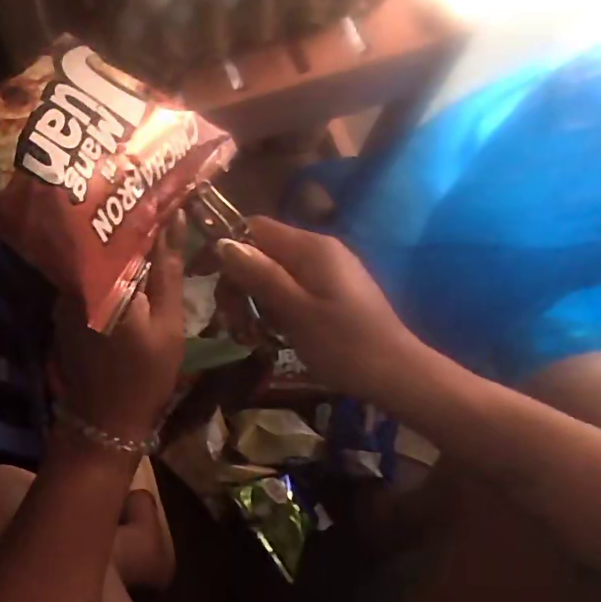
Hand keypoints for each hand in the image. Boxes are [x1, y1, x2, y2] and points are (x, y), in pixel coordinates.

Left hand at [52, 215, 186, 443]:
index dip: (147, 207)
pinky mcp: (62, 311)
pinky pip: (88, 278)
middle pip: (103, 239)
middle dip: (131, 220)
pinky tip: (132, 264)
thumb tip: (171, 221)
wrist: (104, 420)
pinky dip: (108, 268)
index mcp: (103, 283)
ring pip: (95, 257)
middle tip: (162, 201)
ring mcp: (64, 297)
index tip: (169, 187)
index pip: (124, 229)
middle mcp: (75, 283)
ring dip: (119, 244)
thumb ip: (168, 272)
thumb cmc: (144, 376)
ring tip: (151, 224)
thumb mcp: (169, 325)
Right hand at [214, 217, 438, 411]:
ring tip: (248, 332)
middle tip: (230, 319)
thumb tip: (223, 244)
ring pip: (271, 272)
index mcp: (311, 248)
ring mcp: (327, 270)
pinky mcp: (329, 291)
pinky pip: (288, 287)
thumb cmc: (342, 344)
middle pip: (260, 251)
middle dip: (237, 281)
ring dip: (252, 298)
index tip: (205, 279)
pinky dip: (271, 306)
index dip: (225, 247)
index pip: (254, 227)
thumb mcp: (294, 310)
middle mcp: (319, 250)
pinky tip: (270, 332)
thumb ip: (260, 274)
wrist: (395, 374)